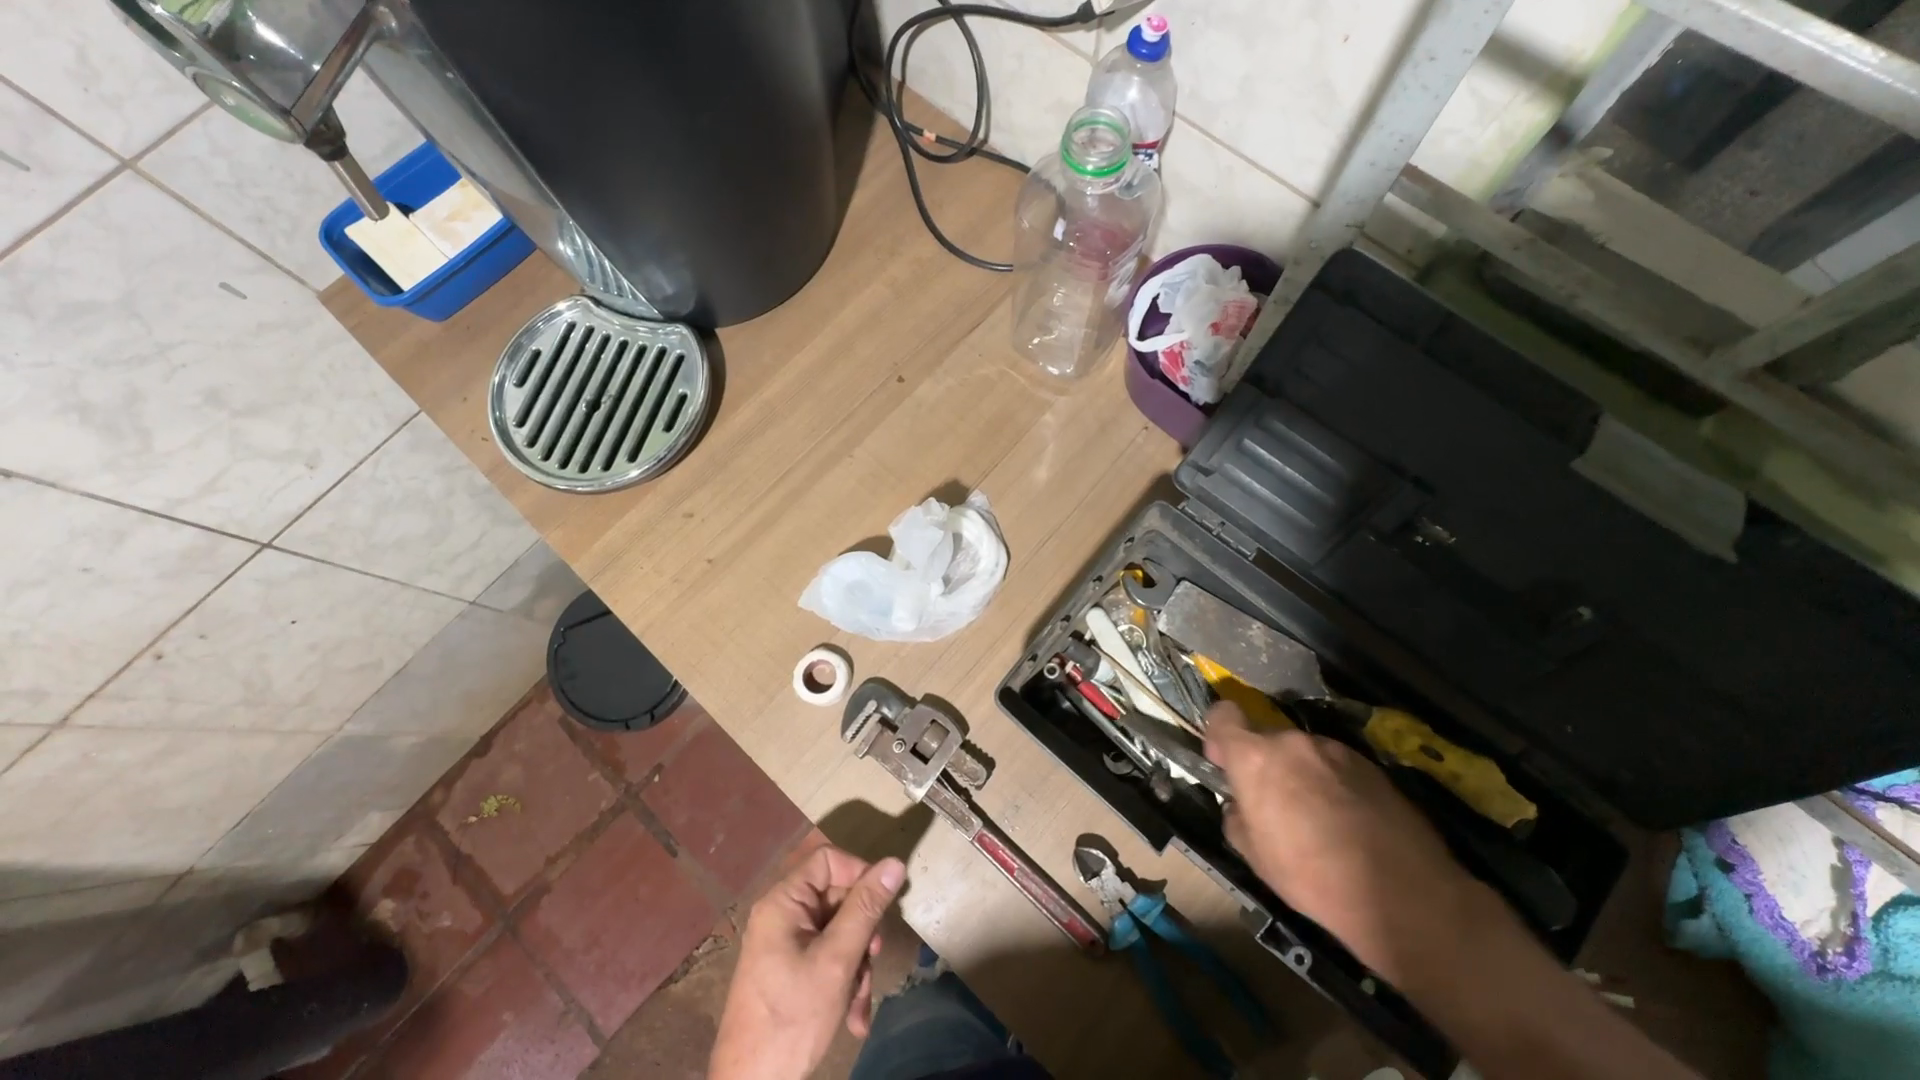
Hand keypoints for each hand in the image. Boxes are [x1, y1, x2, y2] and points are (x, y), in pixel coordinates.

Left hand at [709, 845, 905, 1079]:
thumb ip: (866, 908)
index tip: (884, 904)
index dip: (860, 874)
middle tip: (873, 960)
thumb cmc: (793, 1015)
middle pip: (837, 900)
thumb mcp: (838, 959)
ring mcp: (784, 945)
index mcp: (783, 903)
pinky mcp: (789, 971)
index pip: (829, 861)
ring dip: (857, 968)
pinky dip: (844, 983)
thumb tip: (894, 863)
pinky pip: (827, 960)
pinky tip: (853, 1018)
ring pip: (838, 934)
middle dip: (862, 935)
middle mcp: (781, 916)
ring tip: (858, 1005)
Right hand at [1203, 701, 1480, 982]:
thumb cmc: (1311, 876)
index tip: (1223, 761)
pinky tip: (1348, 823)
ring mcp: (1337, 751)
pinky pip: (1336, 768)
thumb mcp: (1254, 855)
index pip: (1223, 716)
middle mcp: (1294, 744)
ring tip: (1317, 819)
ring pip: (1304, 755)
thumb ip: (1238, 817)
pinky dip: (1333, 786)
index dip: (1218, 735)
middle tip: (1273, 807)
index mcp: (1256, 758)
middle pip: (1266, 741)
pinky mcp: (1372, 767)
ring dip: (1301, 775)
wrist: (1402, 893)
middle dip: (1264, 765)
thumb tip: (1242, 806)